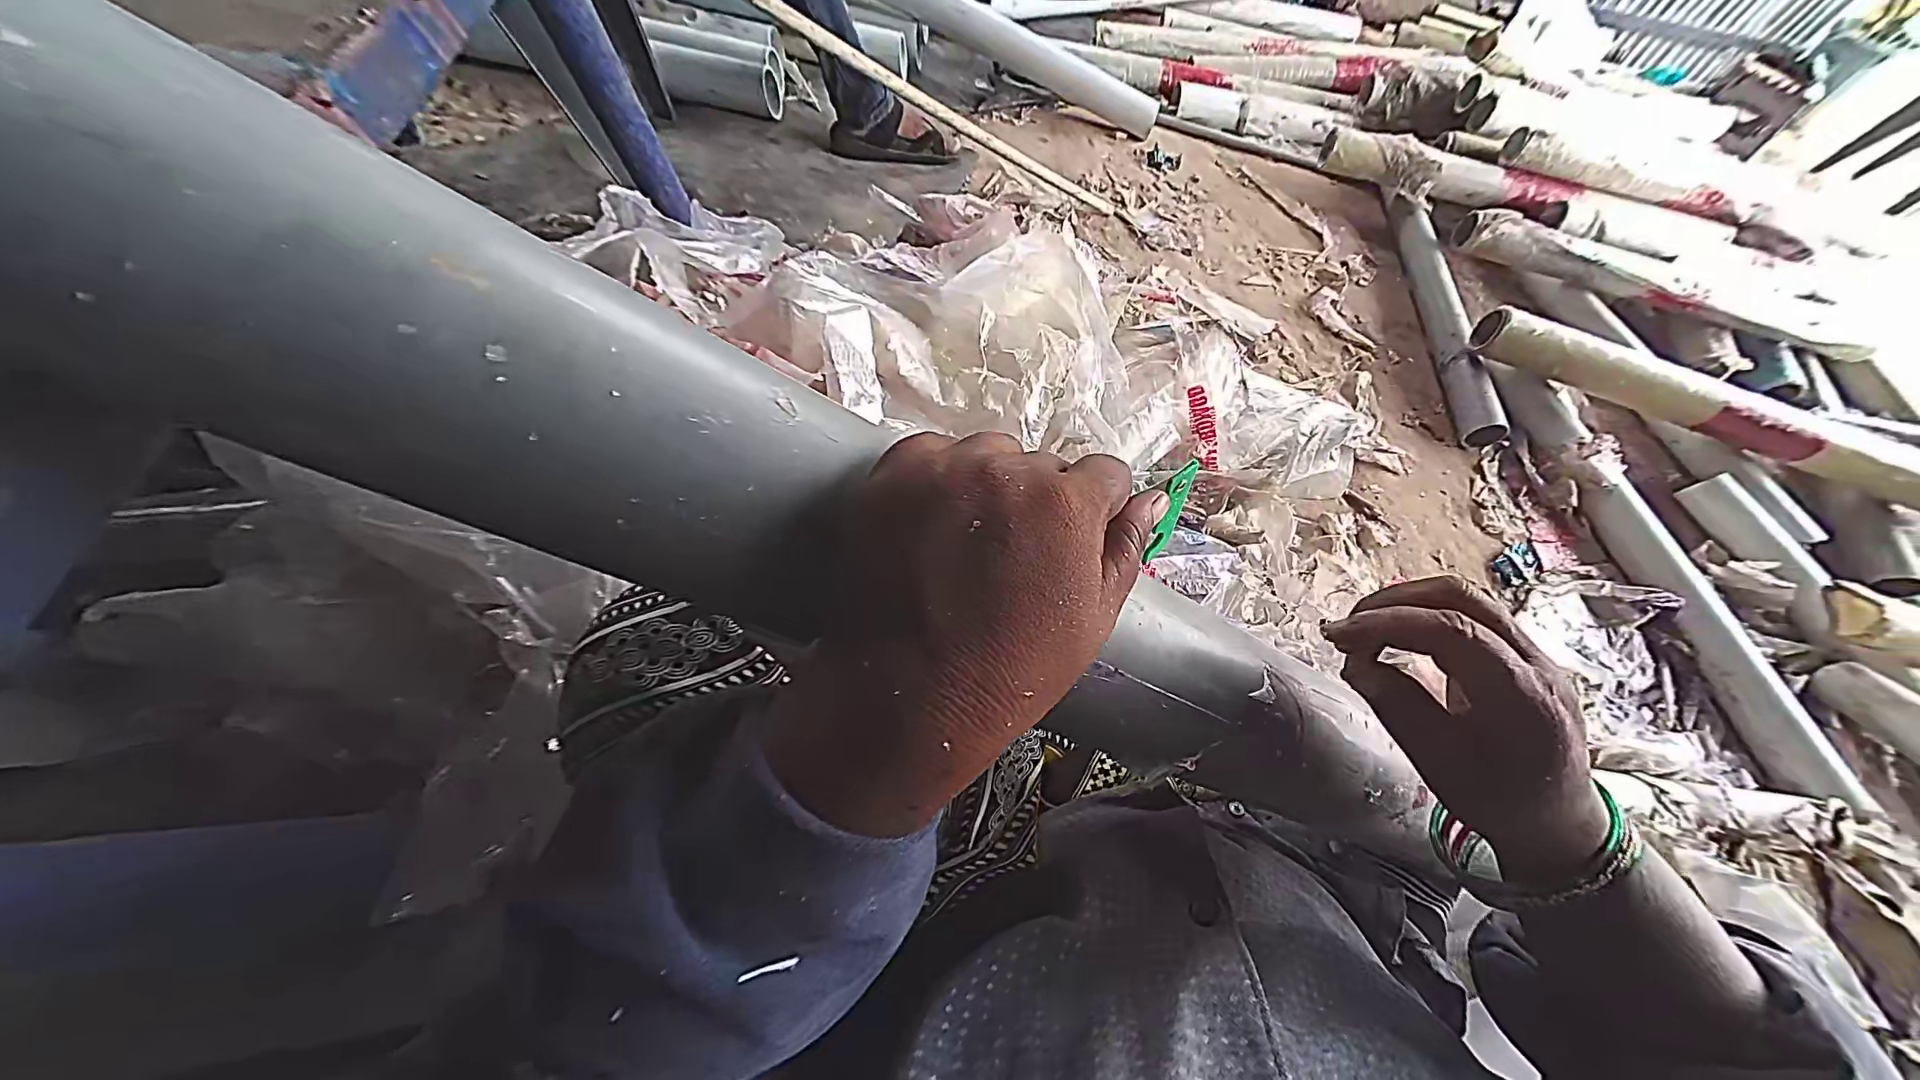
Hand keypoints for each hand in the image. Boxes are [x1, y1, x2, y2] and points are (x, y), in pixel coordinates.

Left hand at [765, 432, 1166, 836]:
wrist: (915, 694)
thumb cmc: (1013, 666)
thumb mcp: (1092, 617)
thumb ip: (1125, 547)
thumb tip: (1149, 501)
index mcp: (1066, 503)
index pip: (1104, 473)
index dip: (1094, 508)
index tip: (1071, 537)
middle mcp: (1005, 471)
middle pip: (1041, 466)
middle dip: (1037, 500)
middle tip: (1011, 551)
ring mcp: (943, 469)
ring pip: (986, 455)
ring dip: (986, 486)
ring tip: (967, 541)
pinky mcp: (893, 474)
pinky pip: (931, 456)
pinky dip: (935, 482)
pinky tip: (931, 528)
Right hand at [1323, 576, 1607, 885]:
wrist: (1558, 820)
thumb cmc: (1499, 799)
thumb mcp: (1439, 761)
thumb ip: (1397, 705)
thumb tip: (1357, 662)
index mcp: (1520, 692)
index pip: (1449, 628)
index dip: (1385, 622)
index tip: (1339, 636)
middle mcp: (1535, 661)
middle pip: (1459, 596)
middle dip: (1391, 602)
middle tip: (1348, 628)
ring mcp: (1533, 653)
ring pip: (1464, 598)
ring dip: (1404, 604)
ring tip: (1364, 629)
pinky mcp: (1520, 654)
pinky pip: (1468, 614)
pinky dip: (1421, 614)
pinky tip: (1394, 635)